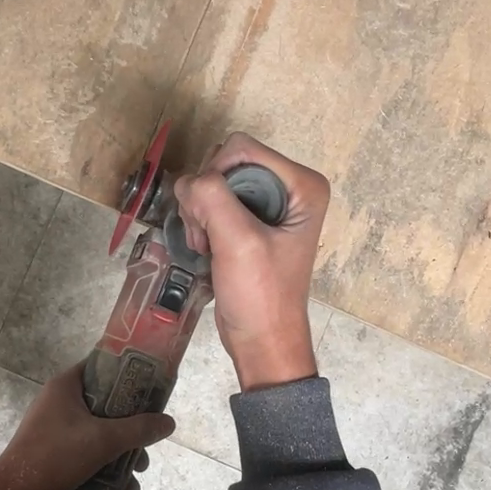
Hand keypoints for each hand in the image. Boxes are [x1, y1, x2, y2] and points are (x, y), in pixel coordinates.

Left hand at [0, 364, 175, 489]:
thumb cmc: (55, 457)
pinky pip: (87, 452)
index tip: (154, 392)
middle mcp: (60, 401)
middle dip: (131, 427)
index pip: (103, 367)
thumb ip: (139, 429)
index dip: (130, 376)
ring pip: (100, 432)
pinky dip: (104, 466)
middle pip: (107, 404)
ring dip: (121, 452)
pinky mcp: (55, 452)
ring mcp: (56, 428)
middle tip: (149, 443)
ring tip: (139, 474)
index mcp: (66, 386)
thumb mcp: (103, 440)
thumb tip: (169, 422)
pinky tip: (122, 489)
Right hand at [173, 133, 328, 390]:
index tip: (212, 217)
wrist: (262, 341)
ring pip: (213, 182)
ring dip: (200, 212)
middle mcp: (289, 188)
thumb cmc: (260, 296)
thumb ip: (213, 198)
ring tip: (207, 246)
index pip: (241, 148)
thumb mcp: (238, 242)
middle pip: (225, 162)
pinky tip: (206, 248)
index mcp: (303, 185)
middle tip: (208, 235)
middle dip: (206, 197)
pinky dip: (200, 222)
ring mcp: (269, 205)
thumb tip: (187, 181)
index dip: (215, 175)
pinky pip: (212, 202)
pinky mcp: (250, 222)